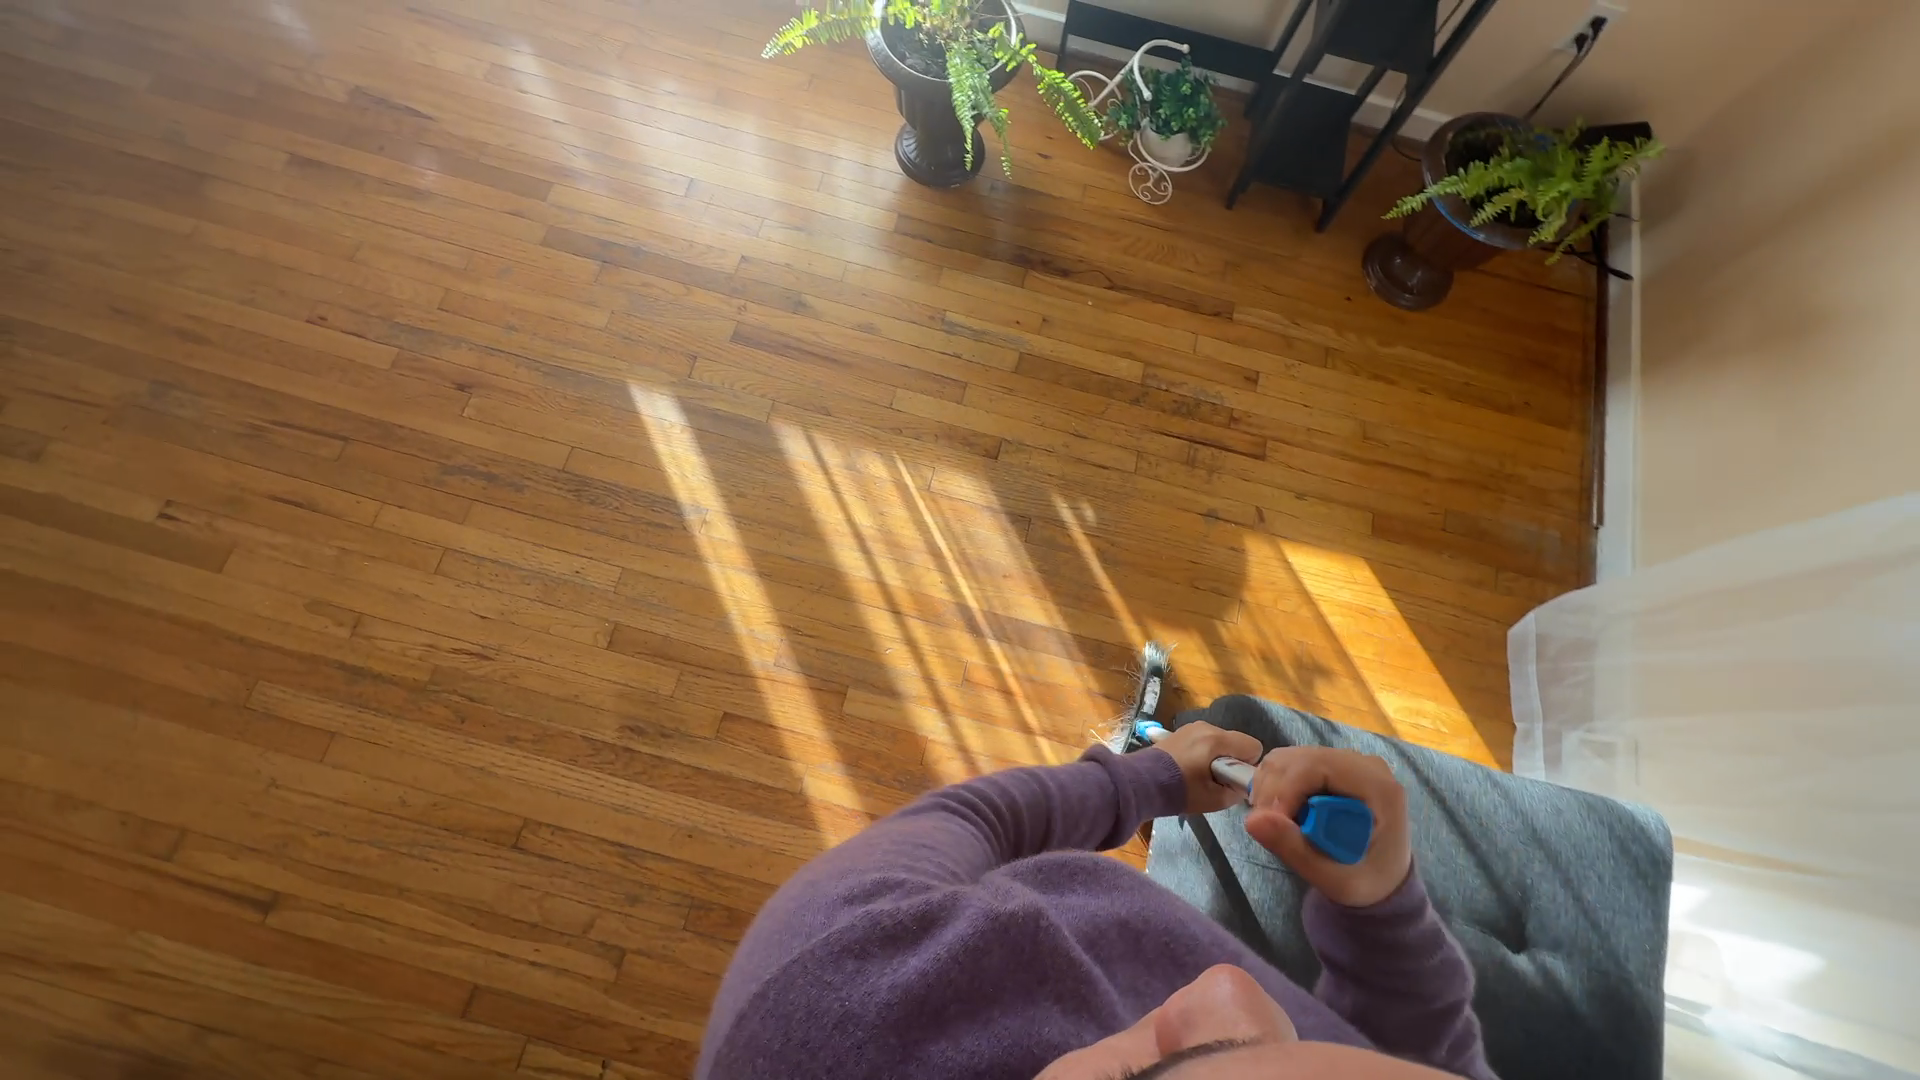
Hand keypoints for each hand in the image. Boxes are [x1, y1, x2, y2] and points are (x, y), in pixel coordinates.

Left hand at [1155, 721, 1262, 814]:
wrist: (1142, 782)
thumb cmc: (1181, 791)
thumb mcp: (1216, 799)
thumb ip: (1238, 790)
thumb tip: (1244, 784)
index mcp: (1217, 739)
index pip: (1253, 746)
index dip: (1248, 765)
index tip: (1234, 779)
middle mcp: (1206, 726)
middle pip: (1236, 742)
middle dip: (1233, 760)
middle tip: (1216, 781)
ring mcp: (1191, 727)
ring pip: (1220, 741)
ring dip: (1218, 757)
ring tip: (1201, 775)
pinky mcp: (1180, 732)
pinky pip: (1204, 740)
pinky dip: (1204, 753)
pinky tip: (1190, 768)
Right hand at [1243, 747, 1412, 907]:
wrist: (1382, 877)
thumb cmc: (1368, 881)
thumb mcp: (1336, 880)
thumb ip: (1296, 850)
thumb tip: (1253, 821)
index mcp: (1378, 787)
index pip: (1317, 766)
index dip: (1285, 789)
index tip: (1268, 822)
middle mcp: (1362, 765)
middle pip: (1296, 759)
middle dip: (1272, 791)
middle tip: (1265, 826)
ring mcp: (1344, 761)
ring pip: (1285, 759)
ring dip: (1268, 789)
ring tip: (1274, 823)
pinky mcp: (1326, 764)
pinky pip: (1286, 764)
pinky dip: (1271, 786)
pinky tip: (1280, 812)